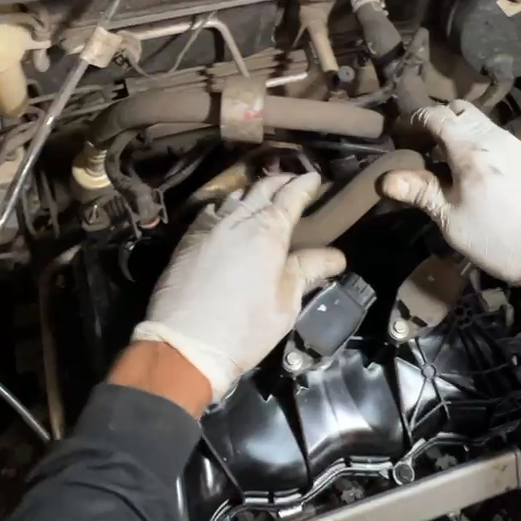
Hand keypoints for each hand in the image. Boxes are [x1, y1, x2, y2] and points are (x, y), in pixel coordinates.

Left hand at [129, 174, 345, 402]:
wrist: (185, 342)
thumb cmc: (244, 327)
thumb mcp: (286, 303)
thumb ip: (308, 271)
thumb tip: (336, 256)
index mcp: (268, 232)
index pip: (291, 196)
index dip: (305, 185)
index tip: (315, 178)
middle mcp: (239, 219)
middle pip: (263, 188)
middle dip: (281, 181)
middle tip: (294, 181)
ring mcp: (210, 225)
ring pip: (236, 195)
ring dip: (253, 191)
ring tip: (263, 194)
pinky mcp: (189, 237)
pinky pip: (212, 210)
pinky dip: (227, 205)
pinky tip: (229, 213)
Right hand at [381, 100, 520, 299]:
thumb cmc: (504, 240)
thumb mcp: (454, 222)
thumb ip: (422, 193)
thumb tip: (386, 179)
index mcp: (470, 149)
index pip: (436, 115)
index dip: (414, 119)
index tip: (401, 132)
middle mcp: (495, 137)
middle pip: (461, 110)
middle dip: (440, 119)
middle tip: (425, 143)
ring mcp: (520, 145)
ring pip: (484, 124)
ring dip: (463, 133)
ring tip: (452, 162)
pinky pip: (502, 139)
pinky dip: (484, 145)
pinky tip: (484, 174)